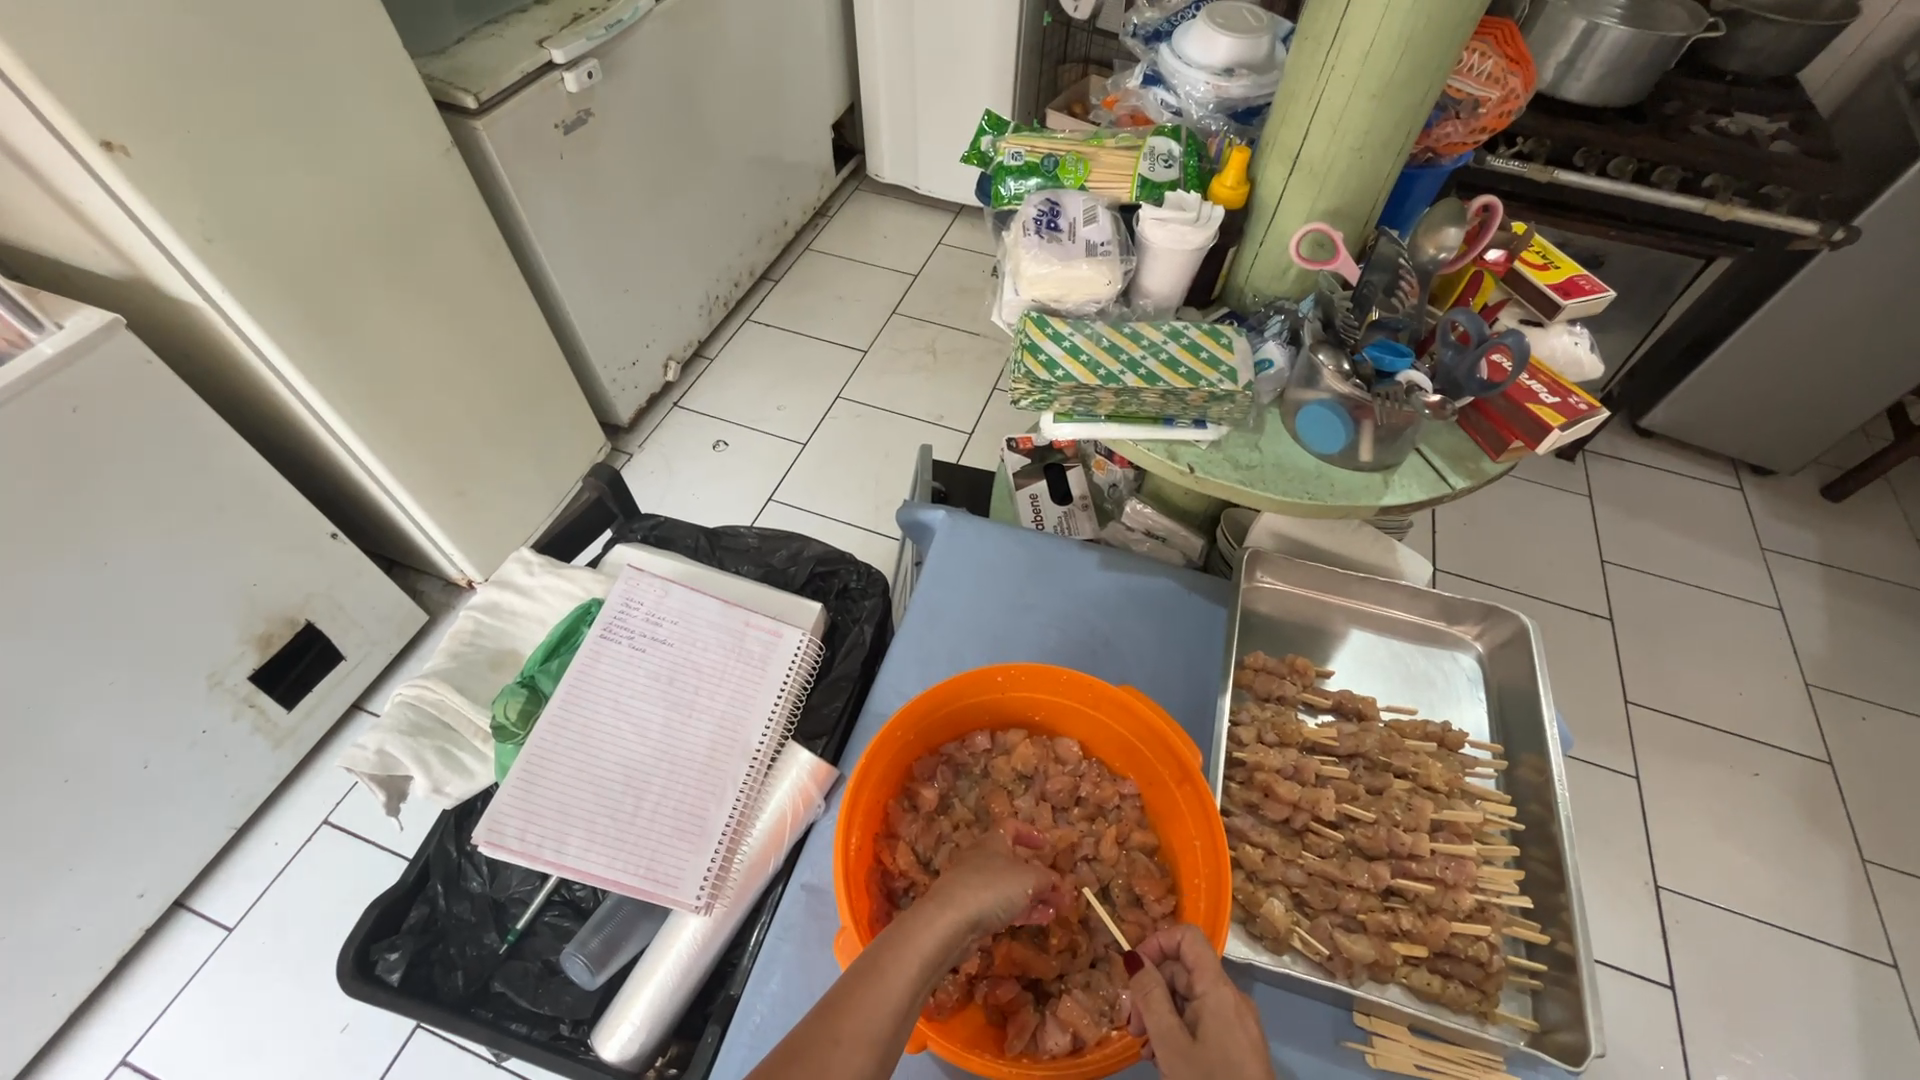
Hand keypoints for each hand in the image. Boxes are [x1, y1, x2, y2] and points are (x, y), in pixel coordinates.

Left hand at [920, 821, 1065, 936]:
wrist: (949, 921)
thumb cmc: (992, 887)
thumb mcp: (1029, 878)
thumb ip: (1046, 878)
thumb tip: (1057, 882)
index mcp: (993, 841)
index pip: (1010, 827)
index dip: (1029, 833)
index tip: (1046, 846)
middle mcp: (981, 859)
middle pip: (1013, 862)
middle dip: (1038, 876)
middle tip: (1059, 890)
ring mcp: (974, 885)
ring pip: (1009, 887)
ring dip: (1034, 897)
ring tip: (1057, 909)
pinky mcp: (970, 911)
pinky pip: (1001, 907)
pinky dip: (1022, 911)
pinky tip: (1041, 921)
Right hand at [1124, 924, 1274, 1079]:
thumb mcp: (1170, 1042)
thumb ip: (1150, 996)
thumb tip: (1133, 957)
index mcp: (1218, 987)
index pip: (1187, 937)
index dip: (1157, 943)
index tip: (1134, 973)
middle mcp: (1231, 996)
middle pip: (1183, 970)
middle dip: (1151, 991)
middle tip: (1133, 1027)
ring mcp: (1237, 1020)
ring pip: (1189, 998)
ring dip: (1161, 1014)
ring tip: (1146, 1049)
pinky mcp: (1238, 1042)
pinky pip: (1202, 1019)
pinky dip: (1179, 1029)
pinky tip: (1166, 1058)